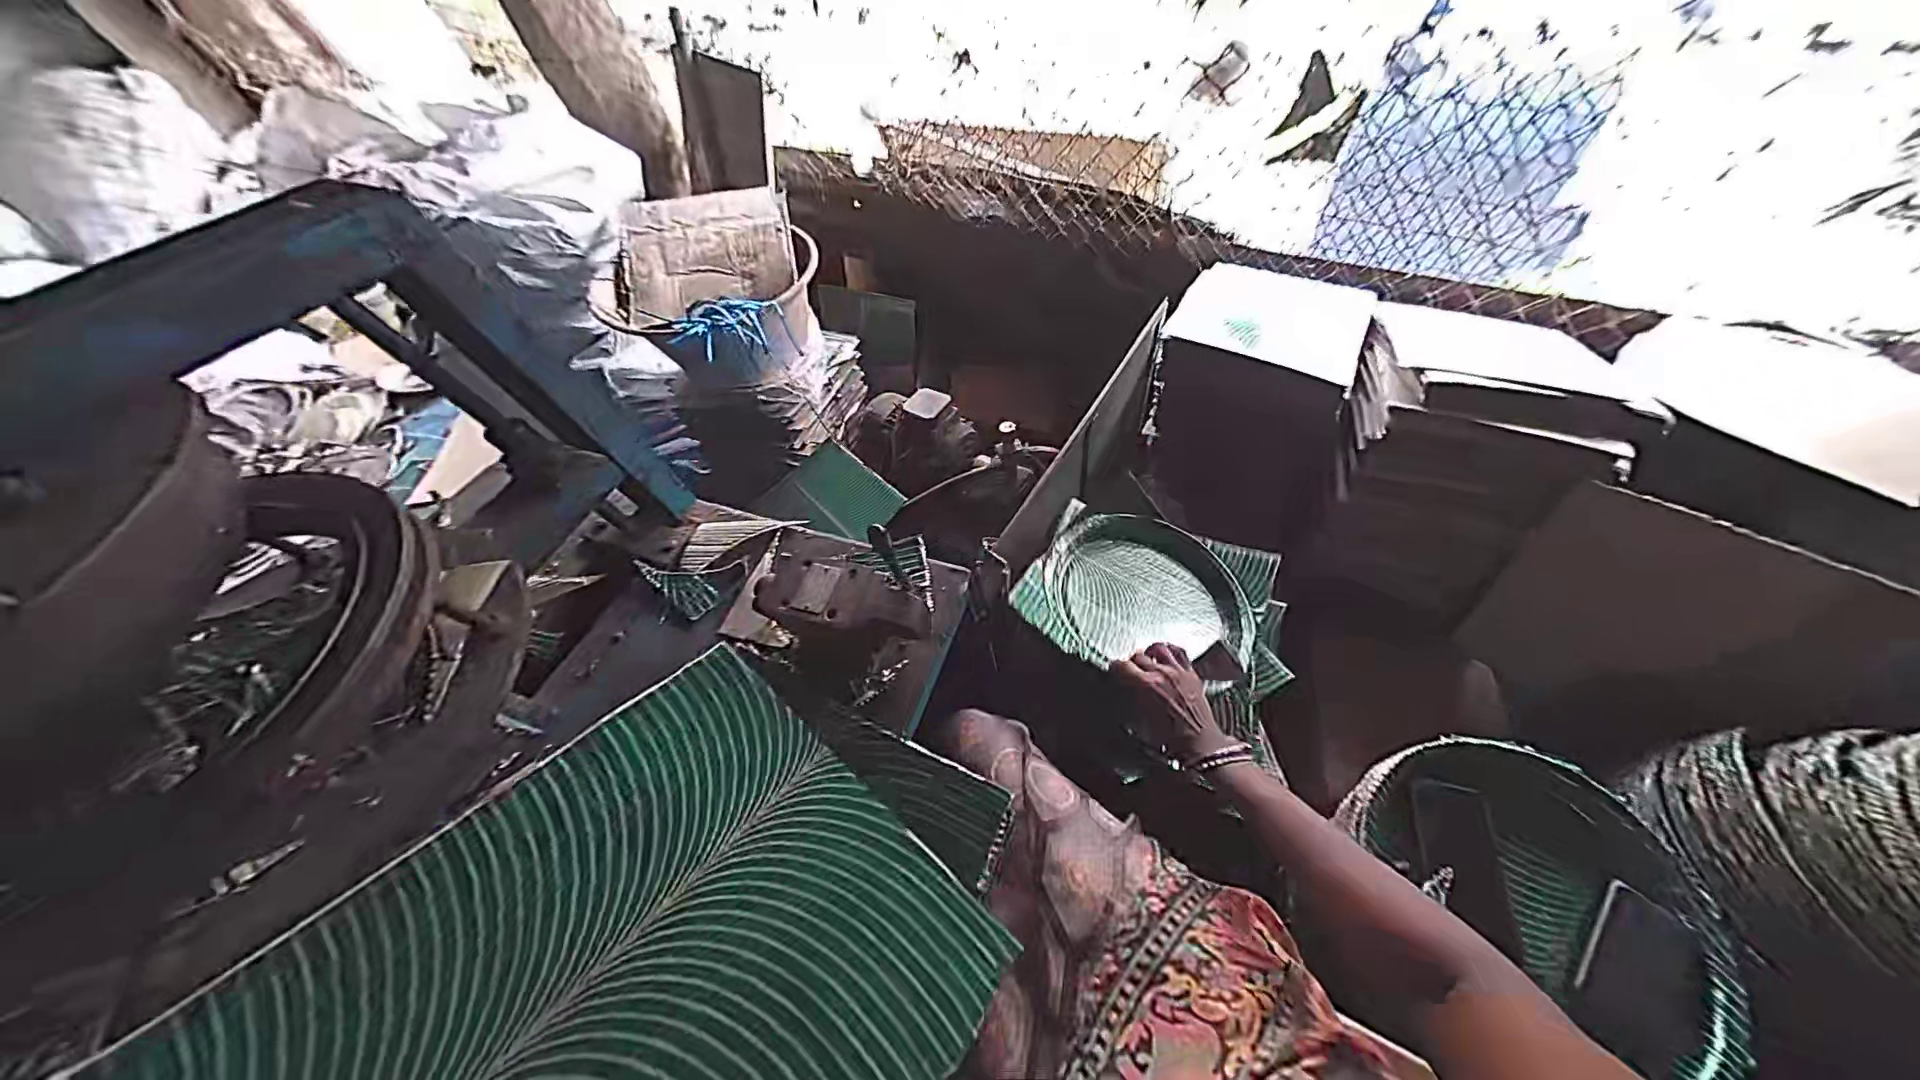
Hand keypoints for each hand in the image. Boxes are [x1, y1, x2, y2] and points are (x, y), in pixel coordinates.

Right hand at [1112, 643, 1238, 762]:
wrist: (1198, 743)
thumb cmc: (1170, 739)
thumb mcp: (1139, 720)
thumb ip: (1129, 698)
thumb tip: (1123, 687)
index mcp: (1146, 685)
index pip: (1122, 665)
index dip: (1115, 667)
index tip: (1114, 671)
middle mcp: (1162, 673)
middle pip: (1138, 655)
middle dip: (1130, 662)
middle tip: (1128, 669)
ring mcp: (1178, 671)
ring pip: (1158, 648)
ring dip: (1149, 653)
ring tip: (1146, 659)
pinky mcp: (1191, 673)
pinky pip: (1179, 652)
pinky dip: (1169, 651)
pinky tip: (1166, 657)